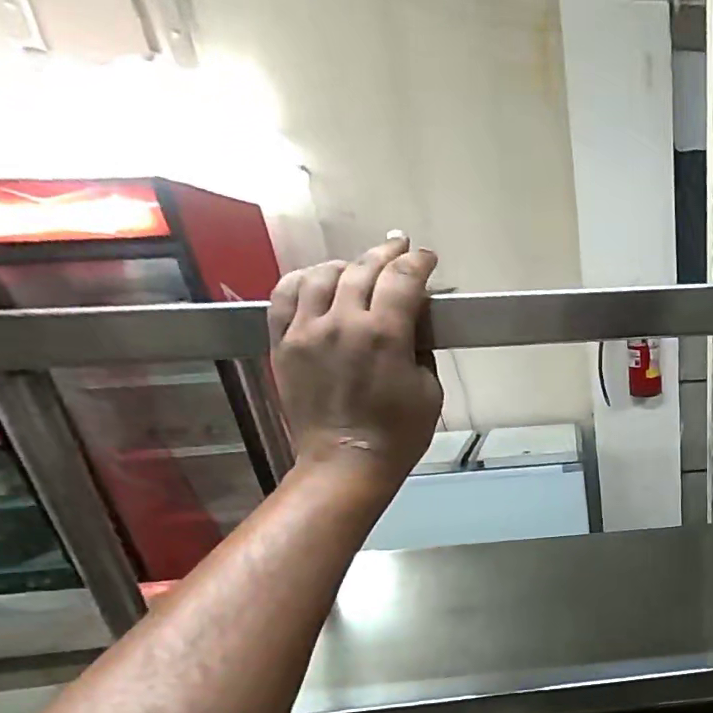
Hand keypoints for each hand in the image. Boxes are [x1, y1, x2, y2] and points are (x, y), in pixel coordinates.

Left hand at [268, 235, 441, 487]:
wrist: (345, 464)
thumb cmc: (397, 436)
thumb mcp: (430, 392)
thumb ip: (421, 349)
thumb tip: (413, 324)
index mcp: (384, 336)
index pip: (403, 278)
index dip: (418, 262)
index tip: (427, 258)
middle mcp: (342, 323)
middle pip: (364, 269)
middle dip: (387, 253)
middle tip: (399, 248)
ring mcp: (307, 332)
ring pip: (323, 274)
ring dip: (346, 264)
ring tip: (358, 267)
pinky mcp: (283, 344)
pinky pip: (285, 295)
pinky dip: (303, 280)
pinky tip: (317, 280)